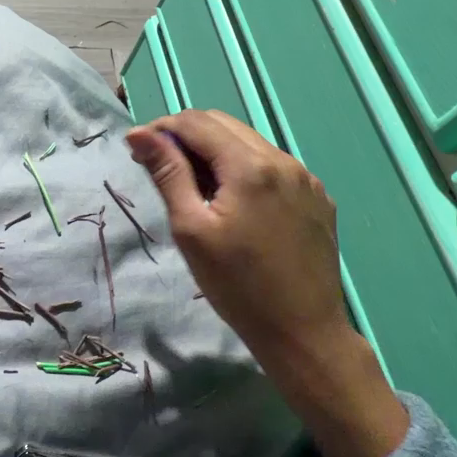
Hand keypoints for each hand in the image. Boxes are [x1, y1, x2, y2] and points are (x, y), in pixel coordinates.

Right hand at [128, 110, 406, 456]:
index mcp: (250, 166)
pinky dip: (244, 168)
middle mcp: (282, 160)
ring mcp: (305, 178)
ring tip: (195, 186)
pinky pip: (272, 165)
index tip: (140, 152)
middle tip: (161, 167)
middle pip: (223, 124)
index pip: (196, 122)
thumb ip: (167, 173)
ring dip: (215, 151)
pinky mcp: (317, 197)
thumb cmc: (237, 286)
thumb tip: (139, 133)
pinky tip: (233, 202)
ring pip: (249, 142)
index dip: (162, 129)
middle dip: (187, 136)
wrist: (304, 334)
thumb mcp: (190, 229)